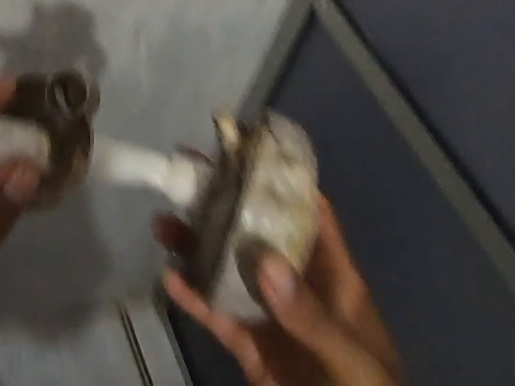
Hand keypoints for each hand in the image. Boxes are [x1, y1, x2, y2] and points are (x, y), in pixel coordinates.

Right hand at [157, 195, 399, 385]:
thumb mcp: (352, 364)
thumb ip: (309, 316)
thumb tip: (263, 260)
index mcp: (334, 281)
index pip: (310, 216)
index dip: (280, 181)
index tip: (241, 150)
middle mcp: (298, 289)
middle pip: (256, 234)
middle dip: (221, 205)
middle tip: (182, 176)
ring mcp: (271, 319)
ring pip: (228, 269)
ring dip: (197, 245)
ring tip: (162, 225)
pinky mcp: (250, 349)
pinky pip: (217, 315)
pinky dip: (193, 296)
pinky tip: (170, 280)